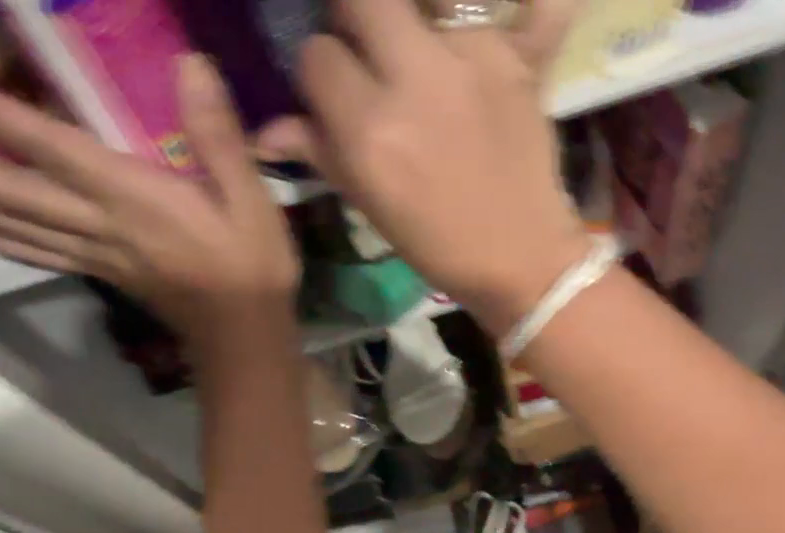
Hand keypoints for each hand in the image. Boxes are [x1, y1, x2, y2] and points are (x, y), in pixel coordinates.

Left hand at [0, 56, 297, 339]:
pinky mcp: (86, 265)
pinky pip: (14, 246)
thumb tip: (191, 64)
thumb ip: (220, 137)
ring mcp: (84, 250)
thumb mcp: (254, 202)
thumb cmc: (252, 267)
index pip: (48, 152)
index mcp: (133, 201)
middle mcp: (94, 225)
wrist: (243, 337)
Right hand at [257, 0, 587, 327]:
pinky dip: (506, 15)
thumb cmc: (436, 240)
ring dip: (414, 18)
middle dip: (354, 18)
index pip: (316, 56)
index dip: (319, 70)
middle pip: (362, 0)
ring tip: (422, 50)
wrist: (519, 255)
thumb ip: (319, 152)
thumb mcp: (369, 204)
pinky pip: (516, 9)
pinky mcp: (518, 56)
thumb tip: (264, 130)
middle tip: (370, 45)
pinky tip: (484, 41)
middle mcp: (415, 80)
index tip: (334, 86)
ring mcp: (471, 60)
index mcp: (370, 128)